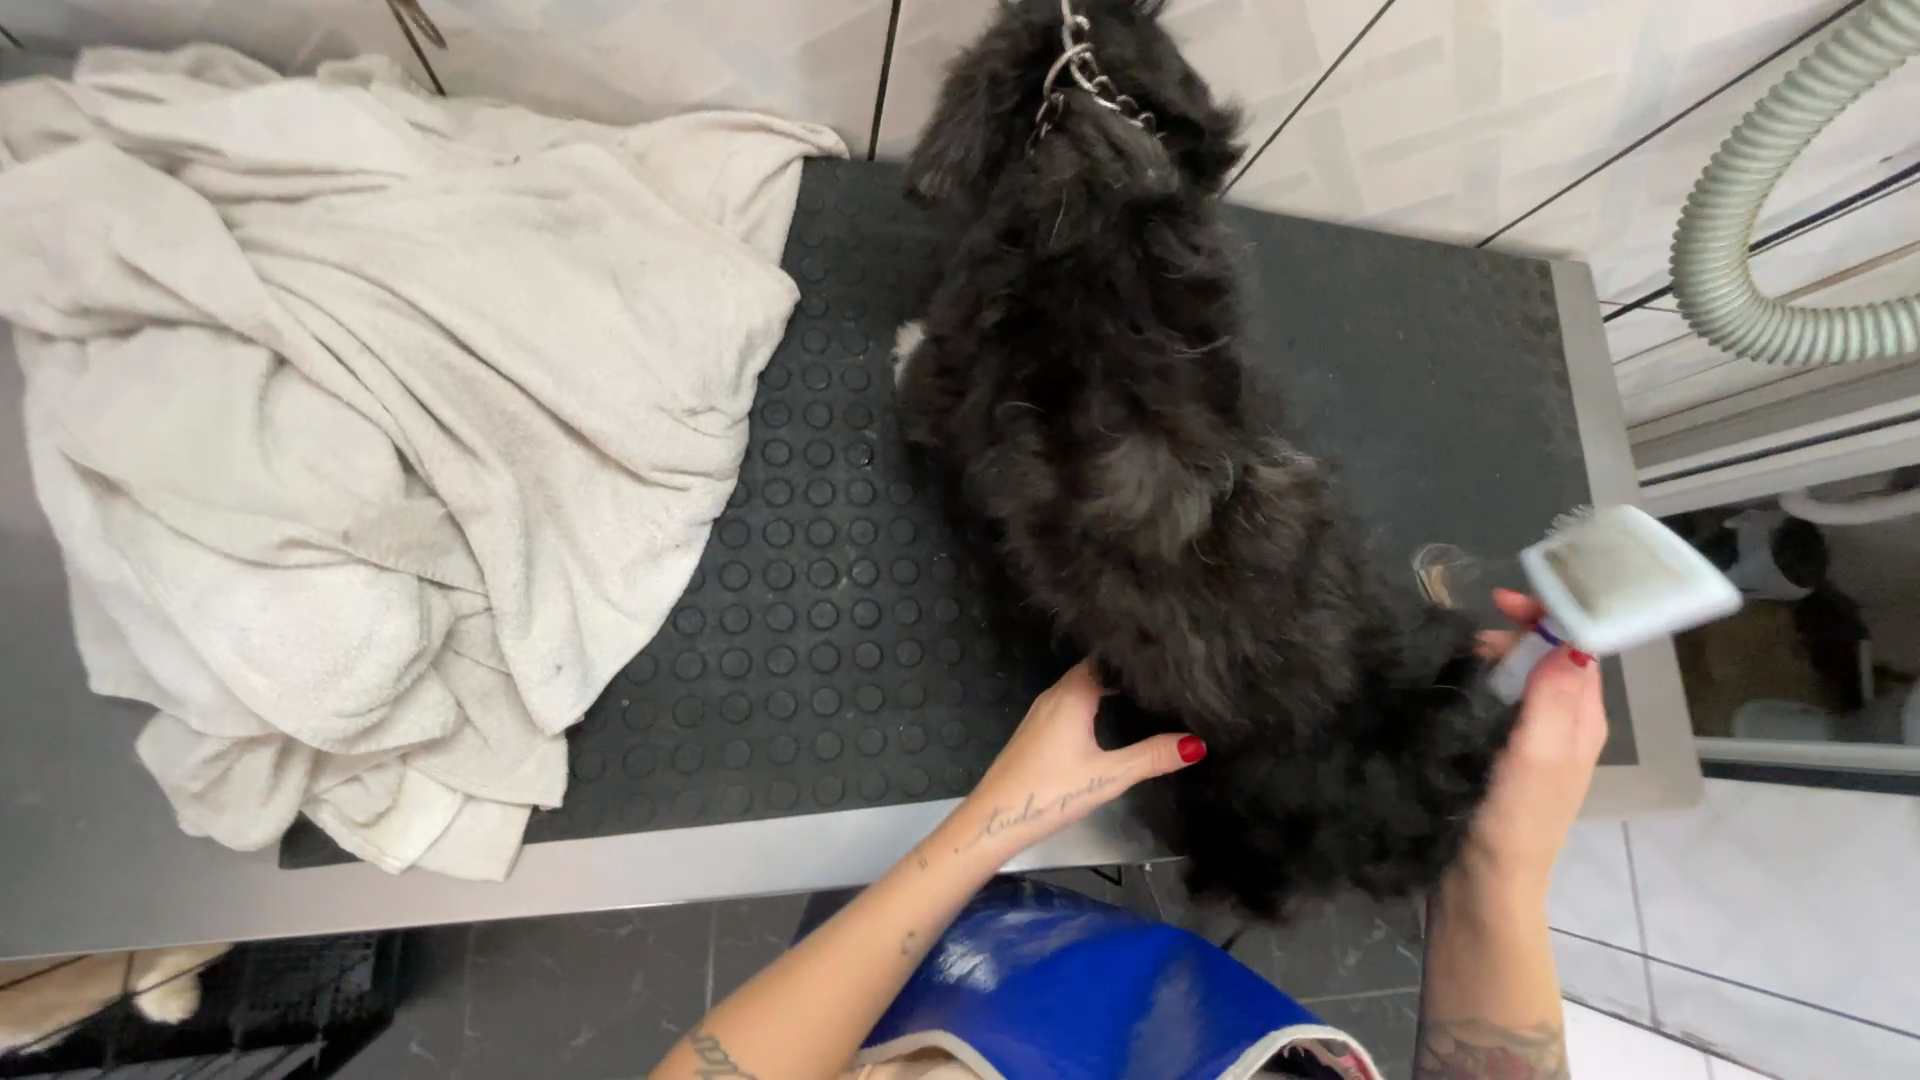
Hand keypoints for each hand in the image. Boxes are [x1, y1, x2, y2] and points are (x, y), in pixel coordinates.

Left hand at [938, 661, 1203, 867]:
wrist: (995, 818)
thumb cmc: (1052, 790)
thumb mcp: (1108, 775)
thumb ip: (1151, 757)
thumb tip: (1196, 742)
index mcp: (1071, 694)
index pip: (1104, 659)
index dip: (1130, 656)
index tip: (1162, 656)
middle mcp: (1054, 695)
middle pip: (1092, 672)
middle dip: (1122, 672)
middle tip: (1161, 677)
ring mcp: (1040, 713)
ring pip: (1079, 689)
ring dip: (1106, 689)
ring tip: (1143, 694)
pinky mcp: (1035, 732)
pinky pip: (1068, 705)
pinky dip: (1090, 705)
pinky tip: (1107, 720)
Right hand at [1458, 589, 1607, 902]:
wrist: (1480, 881)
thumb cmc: (1513, 821)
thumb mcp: (1538, 759)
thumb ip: (1554, 702)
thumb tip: (1570, 639)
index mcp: (1580, 721)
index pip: (1578, 649)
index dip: (1548, 617)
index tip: (1499, 601)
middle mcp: (1558, 723)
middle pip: (1541, 657)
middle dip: (1507, 637)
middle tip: (1462, 646)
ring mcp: (1524, 738)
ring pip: (1510, 677)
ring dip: (1483, 660)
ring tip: (1445, 666)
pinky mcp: (1490, 749)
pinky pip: (1486, 700)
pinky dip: (1468, 683)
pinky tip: (1441, 688)